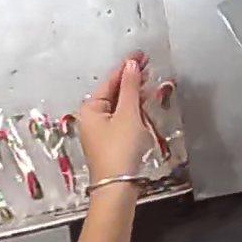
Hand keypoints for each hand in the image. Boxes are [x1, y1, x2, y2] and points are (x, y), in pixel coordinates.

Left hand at [77, 55, 151, 182]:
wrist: (118, 186)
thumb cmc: (121, 148)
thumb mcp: (128, 113)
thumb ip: (130, 87)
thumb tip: (131, 64)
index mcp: (91, 107)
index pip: (111, 81)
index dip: (127, 67)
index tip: (142, 55)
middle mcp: (92, 116)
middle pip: (113, 92)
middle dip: (131, 79)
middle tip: (149, 65)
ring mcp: (101, 129)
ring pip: (119, 105)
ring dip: (134, 94)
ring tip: (150, 81)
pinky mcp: (110, 140)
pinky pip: (121, 117)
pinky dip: (133, 108)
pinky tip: (144, 104)